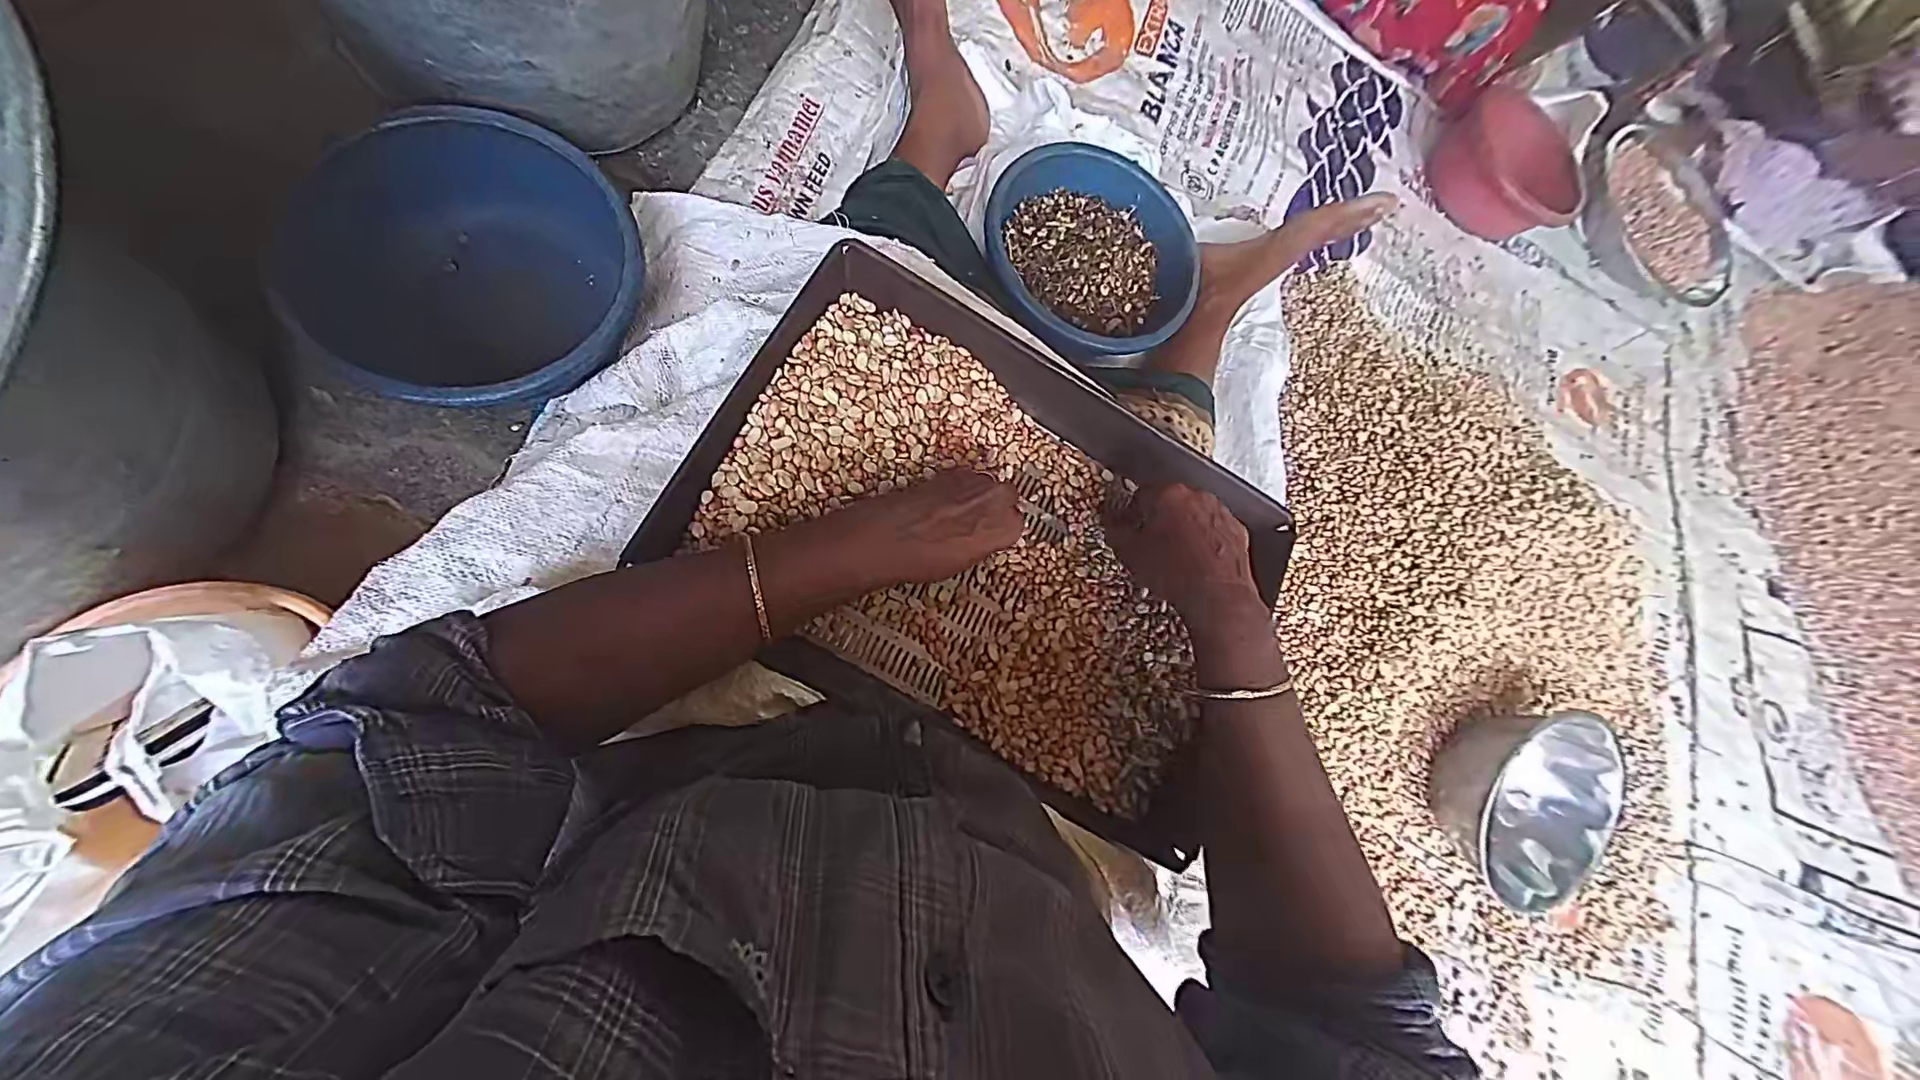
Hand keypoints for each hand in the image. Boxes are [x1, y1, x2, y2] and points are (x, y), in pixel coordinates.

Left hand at [829, 469, 1023, 585]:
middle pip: (1006, 497)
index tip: (991, 535)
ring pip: (986, 485)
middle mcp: (996, 498)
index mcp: (1005, 526)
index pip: (1017, 522)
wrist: (890, 536)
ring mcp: (973, 481)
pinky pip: (964, 479)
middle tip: (975, 524)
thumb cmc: (925, 556)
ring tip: (954, 516)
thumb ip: (984, 542)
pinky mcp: (951, 471)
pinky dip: (956, 488)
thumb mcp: (965, 561)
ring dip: (975, 496)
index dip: (1000, 529)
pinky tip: (941, 505)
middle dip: (993, 506)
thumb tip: (982, 537)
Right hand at [1106, 483, 1269, 638]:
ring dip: (1182, 528)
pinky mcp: (1237, 530)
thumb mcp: (1131, 554)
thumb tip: (1112, 527)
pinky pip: (1214, 529)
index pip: (1141, 494)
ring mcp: (1220, 512)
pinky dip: (1204, 539)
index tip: (1127, 525)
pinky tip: (1195, 561)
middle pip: (1170, 500)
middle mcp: (1196, 497)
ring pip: (1193, 513)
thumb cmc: (1175, 573)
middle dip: (1158, 518)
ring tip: (1173, 555)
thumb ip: (1116, 533)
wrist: (1218, 596)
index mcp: (1167, 495)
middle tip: (1149, 542)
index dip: (1130, 512)